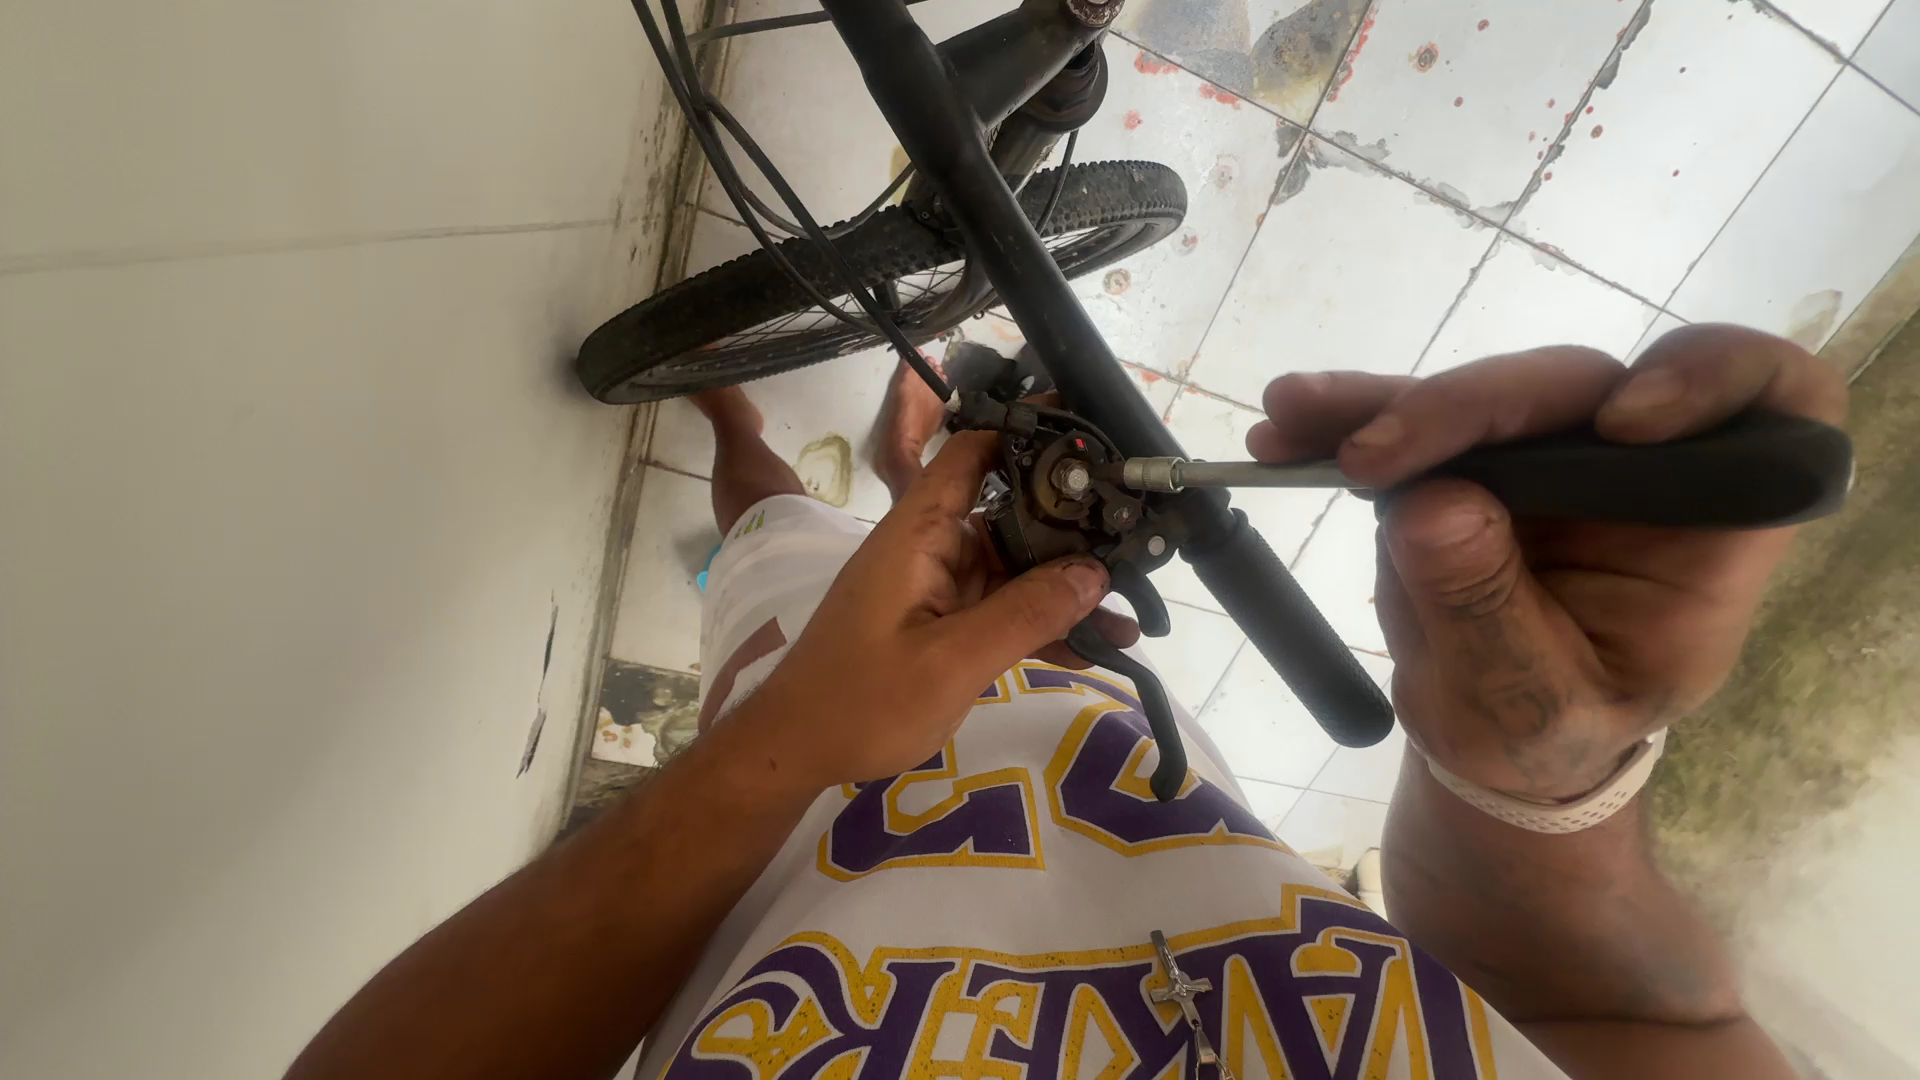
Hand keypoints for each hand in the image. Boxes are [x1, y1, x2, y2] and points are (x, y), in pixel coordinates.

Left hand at [735, 430, 1136, 791]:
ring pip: (1013, 570)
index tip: (1089, 442)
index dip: (1025, 436)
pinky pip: (1000, 610)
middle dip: (1070, 530)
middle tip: (1137, 542)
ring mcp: (938, 588)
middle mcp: (931, 548)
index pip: (971, 455)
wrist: (799, 750)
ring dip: (1065, 590)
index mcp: (920, 533)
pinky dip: (1039, 624)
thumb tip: (1095, 573)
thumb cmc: (862, 701)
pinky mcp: (943, 623)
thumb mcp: (951, 662)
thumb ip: (1024, 614)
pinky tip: (1093, 647)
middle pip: (1008, 516)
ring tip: (1131, 612)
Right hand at [1247, 325, 1846, 800]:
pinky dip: (1337, 430)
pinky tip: (1281, 437)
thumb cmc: (1537, 736)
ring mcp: (1527, 463)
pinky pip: (1398, 430)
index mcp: (1695, 531)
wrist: (1478, 733)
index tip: (1621, 424)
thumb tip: (1430, 503)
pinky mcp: (1452, 467)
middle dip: (1459, 410)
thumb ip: (1484, 609)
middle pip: (1563, 390)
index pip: (1760, 408)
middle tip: (1361, 456)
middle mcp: (1618, 474)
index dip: (1708, 382)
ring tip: (1288, 416)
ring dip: (1372, 405)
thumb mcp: (1521, 701)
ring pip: (1462, 400)